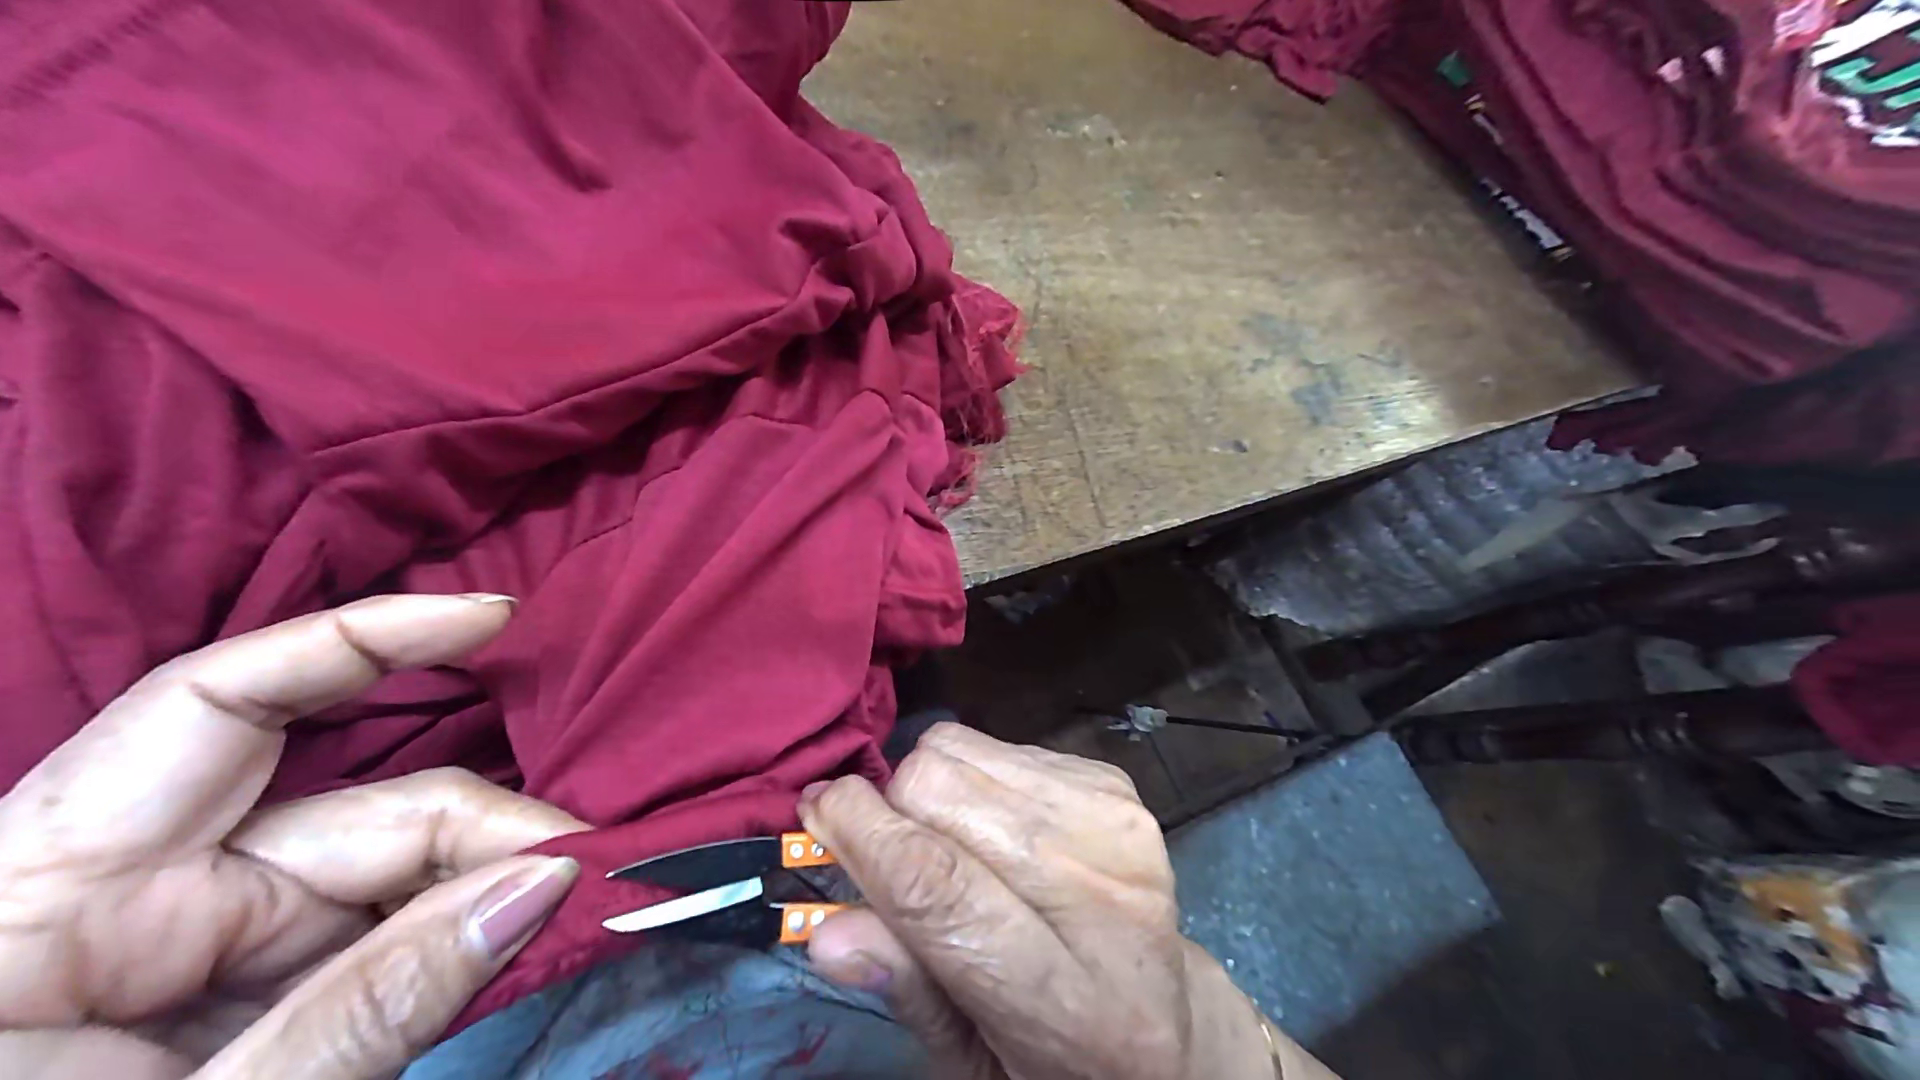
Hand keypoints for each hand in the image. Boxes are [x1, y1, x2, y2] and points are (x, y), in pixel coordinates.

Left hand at [0, 594, 588, 1079]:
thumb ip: (368, 1009)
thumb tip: (545, 885)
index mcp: (41, 897)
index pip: (221, 705)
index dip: (366, 640)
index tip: (496, 618)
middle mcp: (131, 891)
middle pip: (361, 810)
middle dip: (486, 832)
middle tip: (585, 867)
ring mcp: (199, 938)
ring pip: (393, 868)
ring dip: (488, 884)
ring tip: (569, 903)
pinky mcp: (249, 980)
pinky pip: (388, 924)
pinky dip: (462, 926)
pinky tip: (520, 929)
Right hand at [799, 723, 1337, 1079]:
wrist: (1167, 1010)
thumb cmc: (1053, 1050)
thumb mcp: (971, 1056)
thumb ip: (906, 987)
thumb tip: (827, 928)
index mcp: (1069, 1002)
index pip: (942, 889)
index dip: (864, 835)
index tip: (815, 807)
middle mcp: (1102, 894)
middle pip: (943, 789)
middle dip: (891, 804)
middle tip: (889, 840)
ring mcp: (1114, 822)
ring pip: (961, 747)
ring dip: (929, 783)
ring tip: (949, 833)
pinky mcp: (1114, 781)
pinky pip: (995, 740)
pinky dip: (972, 772)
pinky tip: (995, 821)